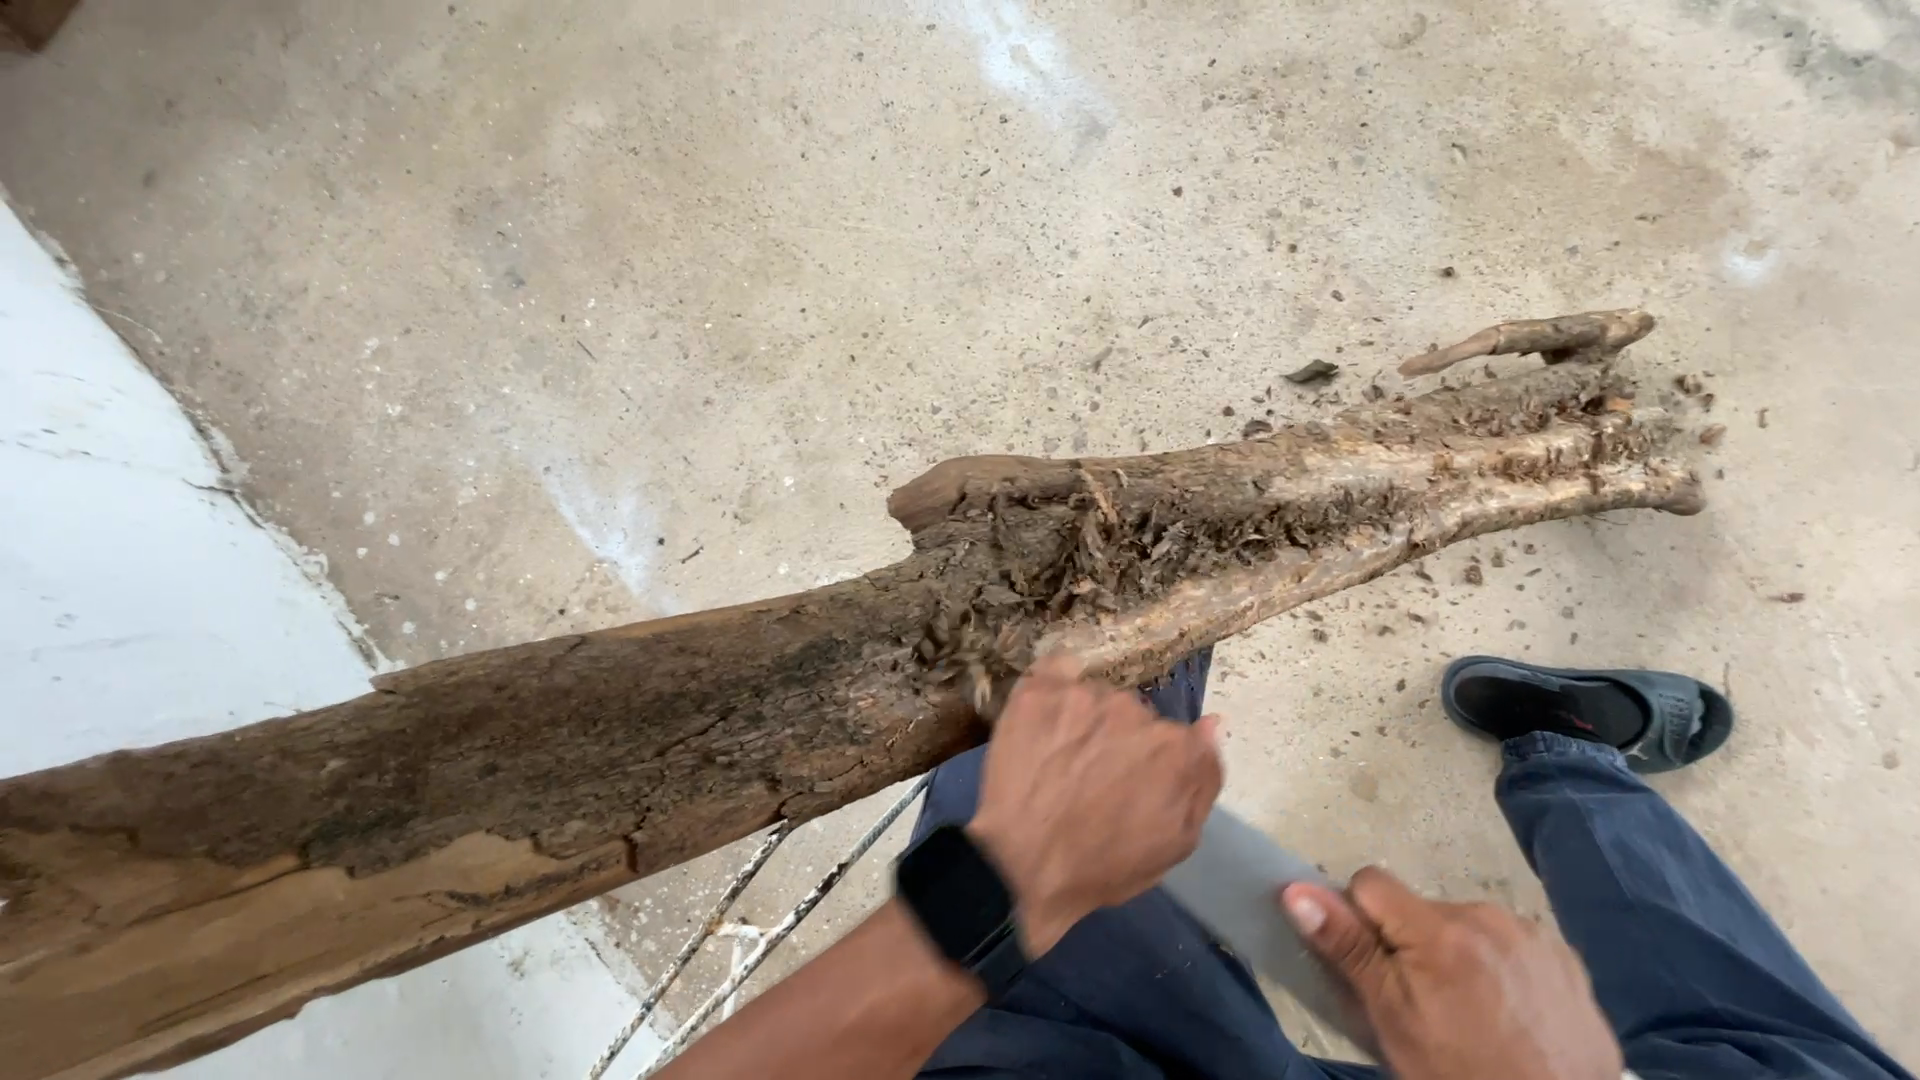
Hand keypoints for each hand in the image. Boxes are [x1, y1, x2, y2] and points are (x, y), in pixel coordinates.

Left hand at [965, 655, 1222, 954]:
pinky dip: (1056, 683)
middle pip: (1132, 714)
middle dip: (1117, 738)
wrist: (1025, 868)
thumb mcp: (1177, 842)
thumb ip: (1203, 779)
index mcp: (1173, 746)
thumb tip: (1213, 724)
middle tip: (1091, 776)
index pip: (1173, 736)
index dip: (1152, 762)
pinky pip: (1056, 668)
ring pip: (1094, 696)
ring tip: (1061, 759)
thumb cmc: (1104, 866)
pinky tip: (1048, 712)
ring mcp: (1082, 697)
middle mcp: (1132, 710)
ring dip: (1084, 719)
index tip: (1130, 783)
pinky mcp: (1038, 692)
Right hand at [1282, 869, 1621, 1079]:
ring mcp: (1532, 934)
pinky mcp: (1565, 956)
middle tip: (1424, 1002)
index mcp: (1439, 929)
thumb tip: (1295, 890)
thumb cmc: (1461, 1074)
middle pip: (1418, 907)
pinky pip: (1509, 941)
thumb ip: (1346, 947)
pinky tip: (1512, 1010)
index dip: (1361, 920)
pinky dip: (1500, 965)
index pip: (1370, 883)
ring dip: (1456, 952)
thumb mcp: (1392, 1019)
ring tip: (1472, 1011)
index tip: (1377, 967)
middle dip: (1411, 942)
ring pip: (1464, 923)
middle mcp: (1486, 915)